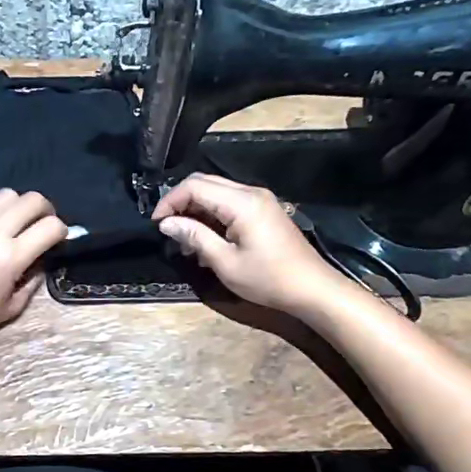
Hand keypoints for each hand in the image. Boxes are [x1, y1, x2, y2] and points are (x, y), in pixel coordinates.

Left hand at [0, 189, 68, 349]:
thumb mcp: (11, 308)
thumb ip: (32, 280)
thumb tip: (41, 259)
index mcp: (11, 257)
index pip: (51, 227)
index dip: (61, 231)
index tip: (57, 240)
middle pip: (32, 200)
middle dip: (44, 211)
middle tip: (40, 225)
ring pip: (6, 194)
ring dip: (17, 207)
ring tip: (12, 224)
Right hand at [152, 173, 344, 313]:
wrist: (312, 289)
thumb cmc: (268, 279)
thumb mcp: (225, 262)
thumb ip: (194, 237)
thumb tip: (166, 223)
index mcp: (242, 203)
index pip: (194, 186)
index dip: (170, 201)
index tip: (157, 224)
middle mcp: (251, 192)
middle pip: (204, 182)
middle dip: (180, 202)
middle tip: (168, 229)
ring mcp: (260, 199)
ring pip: (216, 191)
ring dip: (195, 209)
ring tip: (185, 240)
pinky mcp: (263, 210)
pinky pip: (229, 202)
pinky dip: (211, 215)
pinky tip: (206, 240)